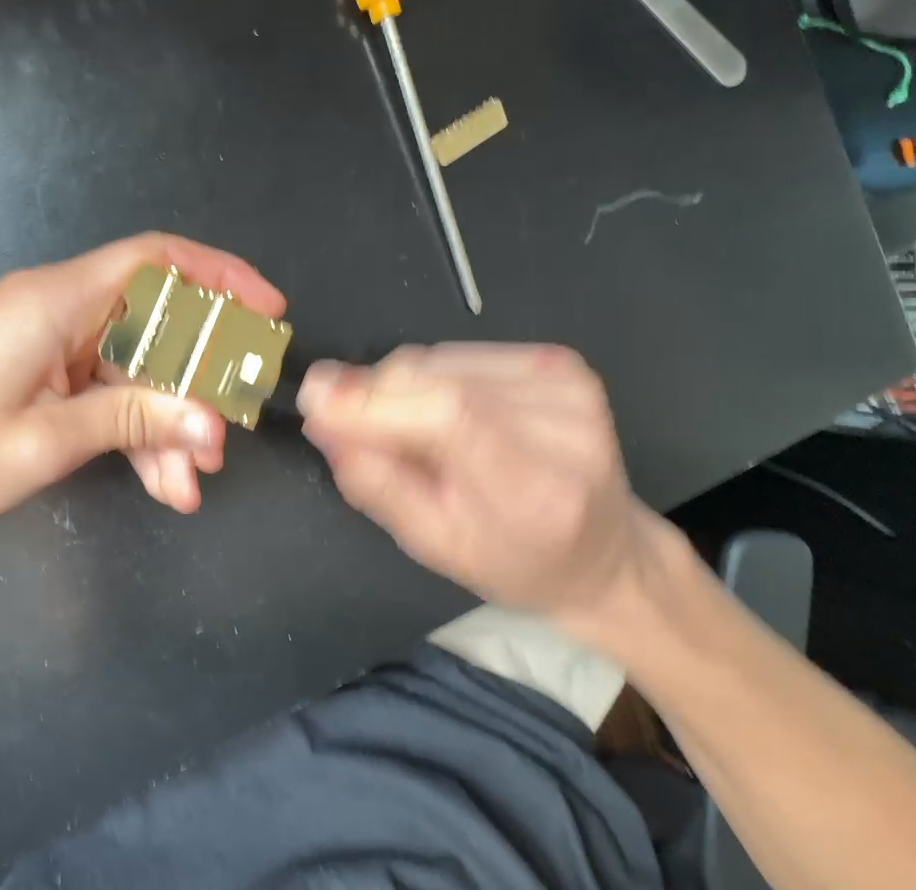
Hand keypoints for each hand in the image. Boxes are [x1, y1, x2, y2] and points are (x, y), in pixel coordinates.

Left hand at [0, 234, 285, 524]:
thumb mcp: (43, 442)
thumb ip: (130, 422)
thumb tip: (208, 420)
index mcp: (53, 302)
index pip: (155, 259)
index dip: (220, 275)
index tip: (268, 310)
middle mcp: (50, 309)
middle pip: (149, 323)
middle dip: (192, 381)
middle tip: (221, 439)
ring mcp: (37, 343)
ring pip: (125, 368)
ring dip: (160, 421)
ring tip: (186, 485)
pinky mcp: (26, 373)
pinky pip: (93, 390)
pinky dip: (124, 428)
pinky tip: (152, 479)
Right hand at [297, 343, 650, 619]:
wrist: (601, 552)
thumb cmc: (511, 561)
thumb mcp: (430, 545)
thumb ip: (373, 481)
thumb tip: (321, 417)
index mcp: (533, 487)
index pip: (448, 415)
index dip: (372, 400)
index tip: (314, 399)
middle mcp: (560, 424)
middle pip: (432, 378)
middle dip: (373, 397)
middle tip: (355, 434)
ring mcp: (566, 385)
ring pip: (436, 359)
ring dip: (401, 390)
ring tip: (418, 435)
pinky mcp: (561, 362)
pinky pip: (458, 354)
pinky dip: (432, 380)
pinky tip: (448, 414)